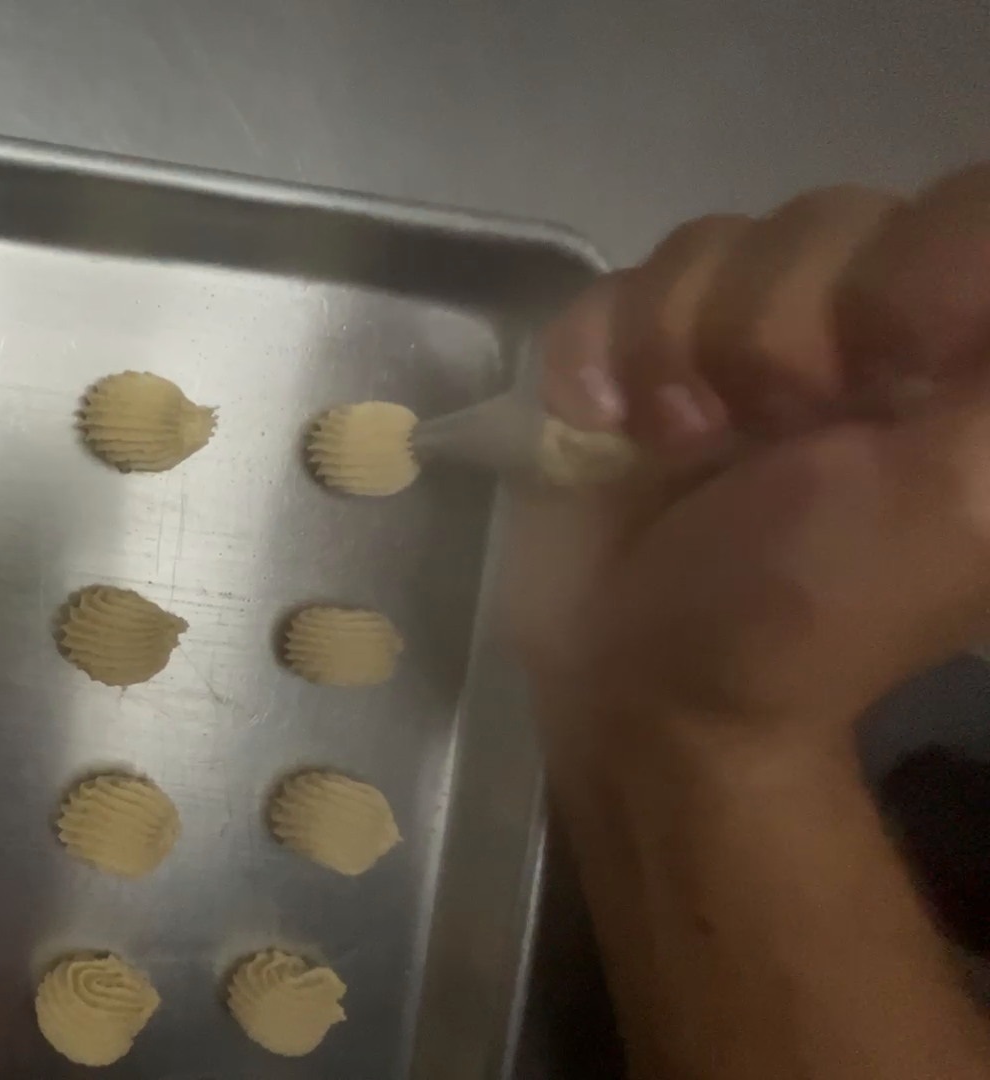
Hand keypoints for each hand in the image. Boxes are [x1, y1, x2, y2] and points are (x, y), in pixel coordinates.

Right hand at [513, 164, 989, 755]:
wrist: (632, 666)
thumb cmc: (795, 603)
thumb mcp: (955, 494)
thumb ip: (984, 379)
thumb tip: (961, 263)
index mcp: (959, 349)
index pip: (960, 209)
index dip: (896, 285)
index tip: (862, 397)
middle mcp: (855, 325)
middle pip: (816, 221)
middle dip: (762, 342)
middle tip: (752, 440)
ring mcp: (727, 340)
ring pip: (701, 249)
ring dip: (664, 357)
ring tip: (666, 441)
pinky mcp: (626, 361)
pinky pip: (605, 294)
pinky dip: (586, 356)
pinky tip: (597, 421)